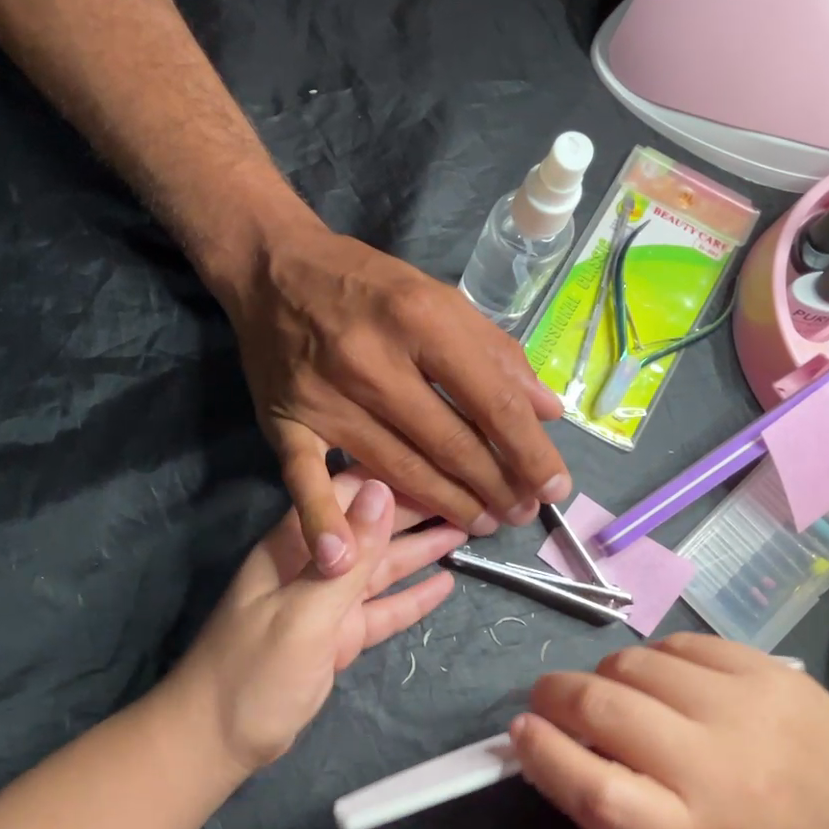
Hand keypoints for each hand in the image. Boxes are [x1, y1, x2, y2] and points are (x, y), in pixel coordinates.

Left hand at [168, 475, 465, 771]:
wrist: (217, 738)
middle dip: (415, 510)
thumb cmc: (254, 671)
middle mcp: (313, 563)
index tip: (440, 463)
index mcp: (295, 543)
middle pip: (370, 527)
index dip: (392, 476)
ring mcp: (325, 602)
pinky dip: (410, 597)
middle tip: (472, 498)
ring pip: (380, 567)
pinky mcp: (336, 637)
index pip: (347, 492)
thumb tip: (383, 490)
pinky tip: (444, 584)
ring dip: (420, 550)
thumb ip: (350, 557)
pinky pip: (380, 609)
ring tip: (468, 531)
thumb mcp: (305, 611)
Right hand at [218, 219, 569, 576]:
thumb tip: (546, 411)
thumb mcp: (438, 296)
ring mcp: (324, 398)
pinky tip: (344, 560)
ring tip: (482, 524)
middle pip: (448, 443)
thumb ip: (494, 353)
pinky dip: (321, 520)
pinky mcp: (286, 422)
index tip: (555, 487)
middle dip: (495, 486)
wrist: (273, 268)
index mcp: (420, 320)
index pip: (491, 401)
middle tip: (520, 513)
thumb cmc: (365, 282)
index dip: (529, 451)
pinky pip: (305, 478)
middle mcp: (372, 362)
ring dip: (446, 505)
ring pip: (395, 468)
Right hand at [508, 635, 828, 828]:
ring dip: (605, 676)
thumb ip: (612, 800)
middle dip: (554, 695)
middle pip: (604, 709)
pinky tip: (666, 681)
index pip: (597, 791)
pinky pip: (678, 642)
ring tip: (619, 695)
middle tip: (546, 701)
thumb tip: (541, 735)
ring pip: (633, 662)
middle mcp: (722, 770)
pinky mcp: (772, 669)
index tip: (519, 732)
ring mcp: (750, 709)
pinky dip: (654, 659)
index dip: (545, 754)